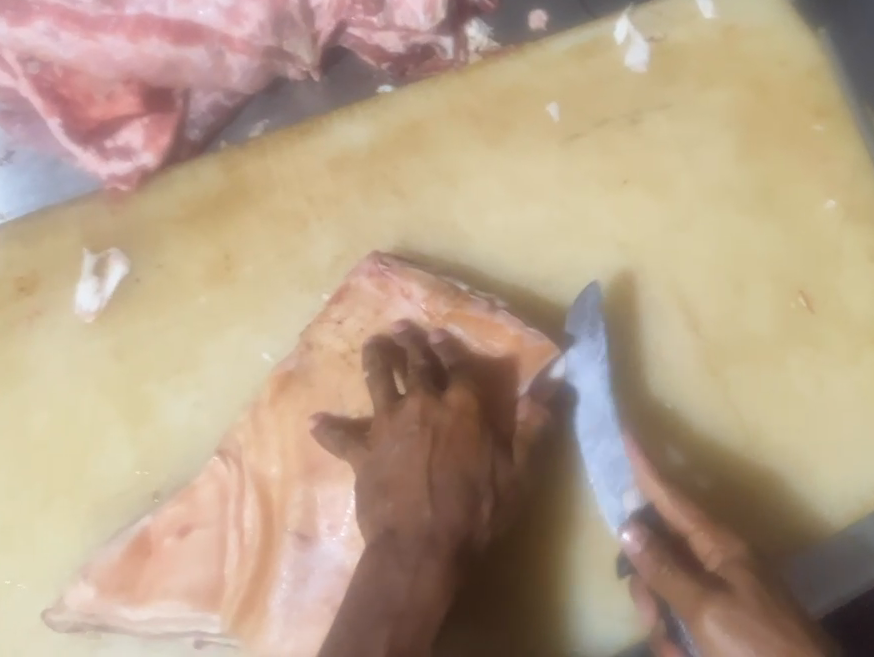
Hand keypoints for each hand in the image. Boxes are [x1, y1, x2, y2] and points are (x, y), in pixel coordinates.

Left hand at [312, 325, 553, 656]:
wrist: (422, 547)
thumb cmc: (476, 509)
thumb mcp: (518, 469)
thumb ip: (535, 421)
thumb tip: (558, 379)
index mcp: (462, 405)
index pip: (456, 364)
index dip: (448, 347)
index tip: (438, 331)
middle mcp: (424, 403)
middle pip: (416, 364)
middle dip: (410, 342)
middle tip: (402, 326)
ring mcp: (389, 424)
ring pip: (379, 380)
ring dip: (376, 359)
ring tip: (372, 344)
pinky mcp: (363, 451)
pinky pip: (342, 436)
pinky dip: (329, 428)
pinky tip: (315, 421)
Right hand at [623, 444, 831, 656]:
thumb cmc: (760, 647)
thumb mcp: (707, 610)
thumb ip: (666, 571)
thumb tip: (629, 527)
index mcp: (720, 546)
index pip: (672, 498)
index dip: (646, 469)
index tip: (625, 434)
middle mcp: (717, 563)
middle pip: (660, 555)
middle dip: (649, 590)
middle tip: (654, 619)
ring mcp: (720, 597)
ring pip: (665, 595)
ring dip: (663, 629)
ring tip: (679, 653)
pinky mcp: (721, 629)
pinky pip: (681, 626)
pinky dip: (678, 647)